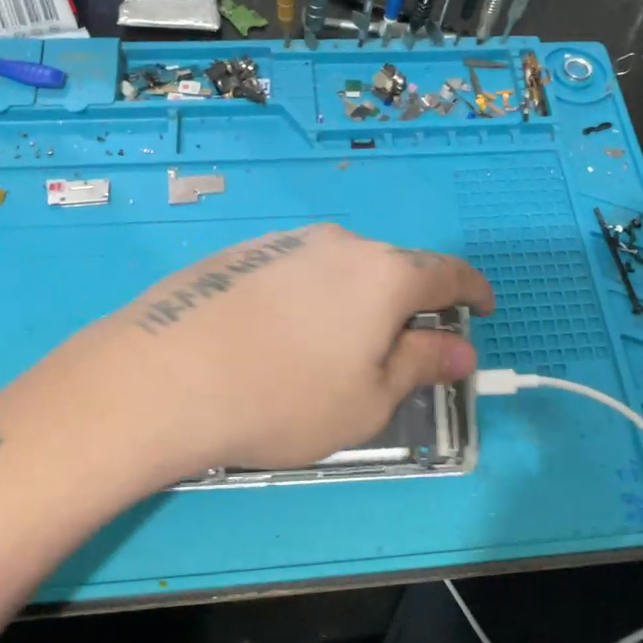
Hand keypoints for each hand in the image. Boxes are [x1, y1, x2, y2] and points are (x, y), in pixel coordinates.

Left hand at [46, 224, 493, 475]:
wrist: (161, 378)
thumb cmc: (284, 399)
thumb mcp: (369, 399)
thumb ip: (422, 364)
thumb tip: (461, 348)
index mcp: (384, 274)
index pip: (447, 272)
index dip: (472, 291)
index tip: (481, 308)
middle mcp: (337, 243)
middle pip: (391, 268)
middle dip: (406, 304)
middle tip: (401, 349)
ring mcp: (282, 243)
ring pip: (339, 269)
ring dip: (353, 302)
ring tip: (334, 349)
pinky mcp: (238, 254)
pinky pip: (294, 273)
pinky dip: (307, 300)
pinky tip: (279, 339)